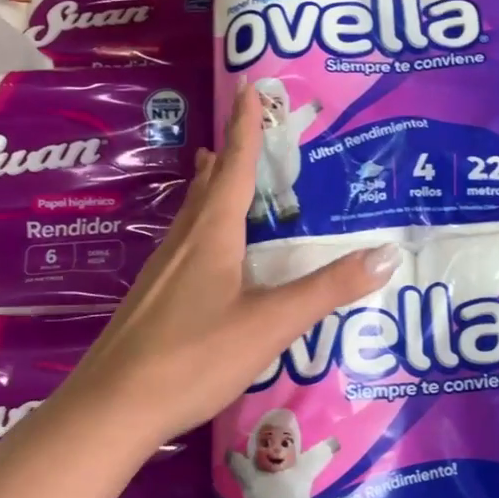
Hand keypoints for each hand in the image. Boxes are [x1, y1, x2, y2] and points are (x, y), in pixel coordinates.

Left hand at [55, 85, 397, 450]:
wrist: (112, 408)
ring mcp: (161, 273)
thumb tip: (386, 255)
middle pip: (206, 186)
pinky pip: (184, 243)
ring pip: (190, 215)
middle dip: (226, 153)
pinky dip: (201, 225)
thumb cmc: (193, 357)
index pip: (233, 168)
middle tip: (241, 128)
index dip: (245, 128)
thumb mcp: (270, 324)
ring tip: (214, 170)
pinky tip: (202, 249)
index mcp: (211, 237)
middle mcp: (183, 244)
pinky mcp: (152, 300)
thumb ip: (326, 290)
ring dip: (208, 187)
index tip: (250, 89)